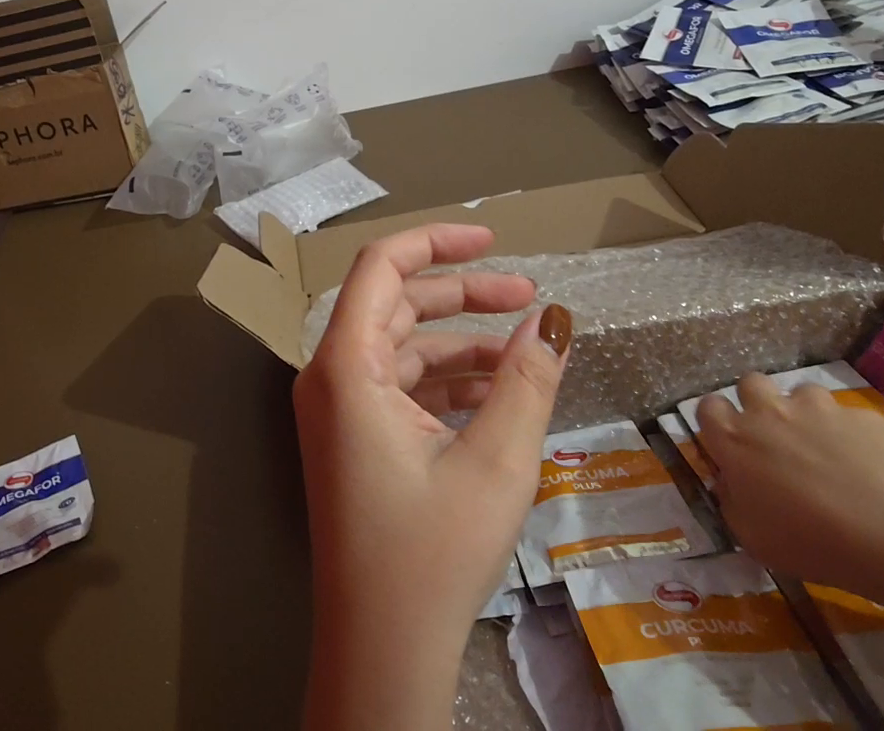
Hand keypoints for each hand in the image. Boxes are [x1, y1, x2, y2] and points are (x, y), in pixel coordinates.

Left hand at [294, 224, 570, 730]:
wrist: (380, 645)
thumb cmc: (432, 552)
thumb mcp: (495, 460)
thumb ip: (526, 379)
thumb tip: (554, 320)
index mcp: (345, 366)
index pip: (381, 268)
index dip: (436, 241)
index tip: (493, 238)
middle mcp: (329, 378)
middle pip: (395, 306)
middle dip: (463, 296)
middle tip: (531, 298)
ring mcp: (337, 411)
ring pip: (401, 349)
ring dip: (461, 345)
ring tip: (526, 355)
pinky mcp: (352, 440)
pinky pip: (398, 388)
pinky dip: (445, 383)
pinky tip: (496, 394)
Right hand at [695, 373, 883, 588]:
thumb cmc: (809, 541)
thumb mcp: (750, 534)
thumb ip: (732, 500)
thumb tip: (732, 484)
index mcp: (734, 439)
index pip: (708, 407)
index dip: (717, 420)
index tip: (729, 442)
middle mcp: (770, 413)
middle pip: (751, 383)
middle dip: (758, 402)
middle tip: (774, 435)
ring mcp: (820, 409)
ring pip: (803, 392)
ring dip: (806, 413)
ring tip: (824, 445)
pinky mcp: (865, 417)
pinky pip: (850, 417)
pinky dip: (852, 434)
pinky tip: (868, 465)